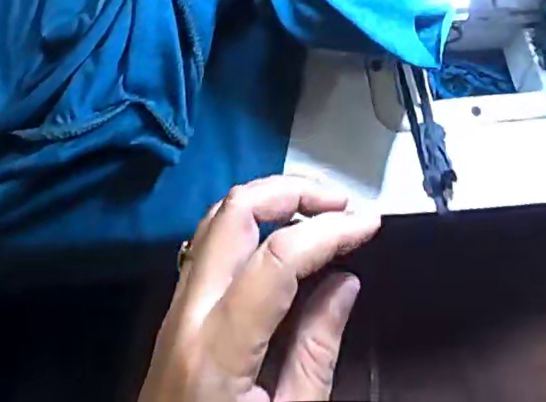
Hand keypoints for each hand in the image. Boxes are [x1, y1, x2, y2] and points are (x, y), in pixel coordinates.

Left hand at [139, 176, 381, 401]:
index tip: (370, 224)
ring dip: (274, 200)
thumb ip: (317, 350)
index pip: (277, 255)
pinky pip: (214, 242)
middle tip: (342, 205)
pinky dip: (255, 222)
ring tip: (321, 213)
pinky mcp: (176, 317)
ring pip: (219, 216)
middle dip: (296, 191)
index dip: (330, 229)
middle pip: (236, 212)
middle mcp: (186, 318)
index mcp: (214, 353)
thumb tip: (345, 281)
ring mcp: (175, 313)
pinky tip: (289, 239)